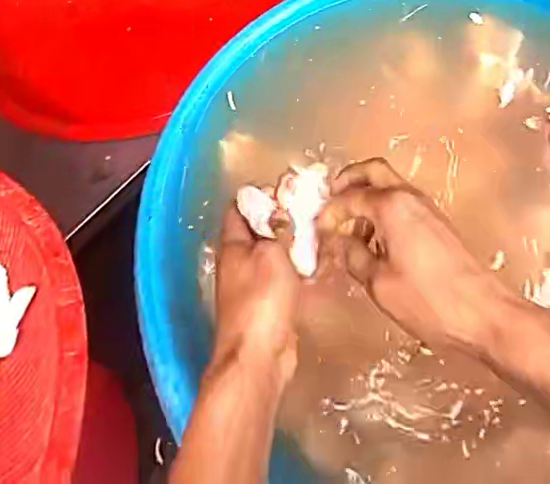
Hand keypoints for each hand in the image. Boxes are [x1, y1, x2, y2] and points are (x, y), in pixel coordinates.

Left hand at [211, 206, 299, 382]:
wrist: (258, 358)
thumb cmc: (261, 298)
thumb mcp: (272, 254)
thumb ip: (279, 231)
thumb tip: (284, 214)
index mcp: (232, 244)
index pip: (239, 207)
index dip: (259, 195)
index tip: (285, 191)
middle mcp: (237, 262)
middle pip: (257, 231)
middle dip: (280, 221)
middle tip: (308, 213)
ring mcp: (250, 286)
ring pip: (271, 256)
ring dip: (291, 248)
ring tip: (317, 237)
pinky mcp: (266, 306)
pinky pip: (281, 280)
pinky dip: (296, 272)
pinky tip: (315, 269)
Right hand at [318, 159, 515, 355]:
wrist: (488, 317)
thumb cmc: (430, 301)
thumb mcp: (379, 284)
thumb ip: (352, 257)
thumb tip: (338, 242)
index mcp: (390, 205)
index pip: (348, 198)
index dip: (328, 213)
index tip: (316, 232)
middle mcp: (408, 196)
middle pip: (372, 170)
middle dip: (347, 180)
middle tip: (330, 201)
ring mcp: (426, 208)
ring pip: (388, 185)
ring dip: (365, 196)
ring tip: (350, 229)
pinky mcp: (437, 224)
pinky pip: (401, 203)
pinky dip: (382, 210)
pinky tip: (376, 243)